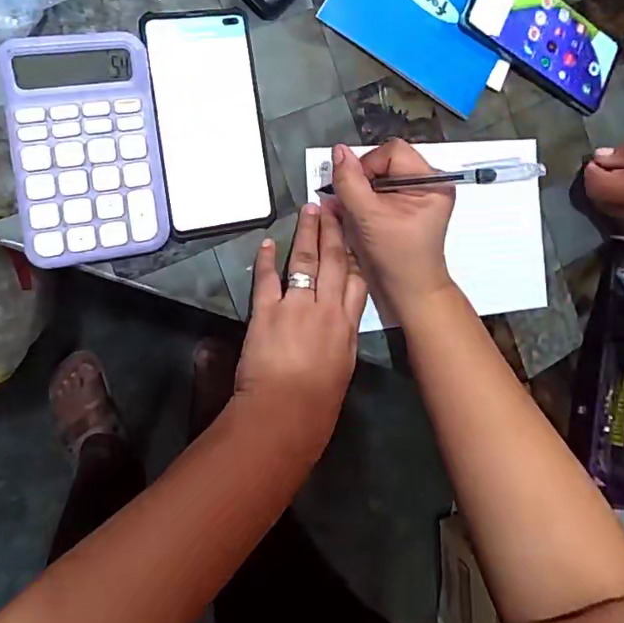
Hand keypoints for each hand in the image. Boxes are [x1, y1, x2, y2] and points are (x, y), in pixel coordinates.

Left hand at [235, 203, 366, 454]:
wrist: (283, 416)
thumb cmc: (317, 405)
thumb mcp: (343, 369)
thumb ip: (342, 338)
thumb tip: (340, 321)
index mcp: (347, 326)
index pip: (357, 280)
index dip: (355, 253)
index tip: (353, 233)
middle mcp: (325, 309)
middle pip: (334, 261)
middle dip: (333, 231)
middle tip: (331, 206)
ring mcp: (295, 307)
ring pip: (304, 261)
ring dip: (307, 233)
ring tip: (309, 210)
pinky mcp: (266, 311)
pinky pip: (268, 278)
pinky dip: (267, 258)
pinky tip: (268, 241)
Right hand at [322, 141, 456, 306]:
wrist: (409, 295)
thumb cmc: (396, 258)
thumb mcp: (368, 217)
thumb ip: (350, 181)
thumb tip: (338, 150)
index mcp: (431, 181)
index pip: (392, 151)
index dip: (367, 165)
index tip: (355, 192)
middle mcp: (428, 183)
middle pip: (385, 160)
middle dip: (363, 179)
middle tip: (353, 204)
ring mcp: (417, 195)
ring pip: (379, 175)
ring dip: (361, 191)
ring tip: (355, 213)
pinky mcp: (405, 207)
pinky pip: (380, 190)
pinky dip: (365, 200)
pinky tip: (360, 218)